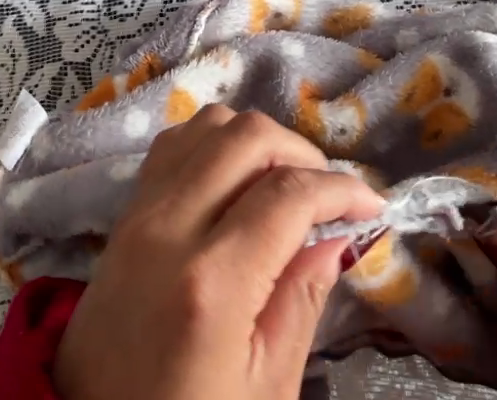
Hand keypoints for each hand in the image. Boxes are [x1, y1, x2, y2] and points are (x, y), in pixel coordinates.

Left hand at [54, 104, 386, 399]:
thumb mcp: (264, 385)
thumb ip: (302, 300)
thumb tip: (337, 238)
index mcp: (212, 281)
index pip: (287, 194)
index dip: (341, 189)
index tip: (372, 206)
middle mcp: (170, 225)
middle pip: (247, 137)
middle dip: (302, 152)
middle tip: (328, 194)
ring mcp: (141, 210)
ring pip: (208, 124)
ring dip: (256, 140)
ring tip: (284, 183)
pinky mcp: (125, 209)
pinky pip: (174, 142)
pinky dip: (215, 142)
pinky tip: (236, 179)